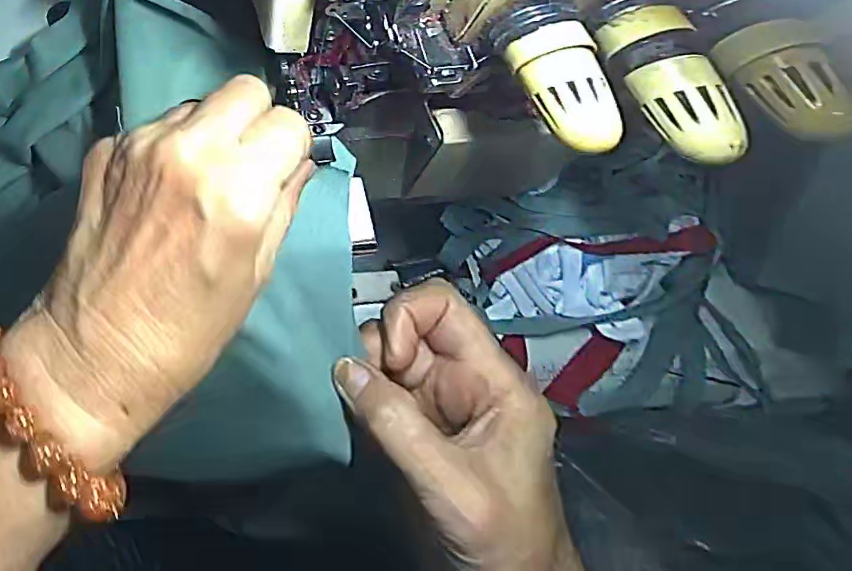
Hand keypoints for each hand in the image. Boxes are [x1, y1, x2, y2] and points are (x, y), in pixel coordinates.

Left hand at [2, 75, 312, 466]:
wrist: (94, 349)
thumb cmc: (188, 328)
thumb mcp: (256, 272)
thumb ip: (283, 203)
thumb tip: (298, 161)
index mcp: (236, 187)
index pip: (287, 122)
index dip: (290, 145)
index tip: (281, 166)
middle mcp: (187, 149)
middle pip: (244, 88)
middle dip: (256, 119)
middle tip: (247, 159)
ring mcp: (140, 142)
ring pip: (197, 103)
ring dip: (209, 130)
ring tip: (196, 178)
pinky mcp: (106, 147)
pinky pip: (155, 126)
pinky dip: (166, 146)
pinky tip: (156, 189)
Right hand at [336, 281, 582, 570]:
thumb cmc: (506, 545)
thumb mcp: (455, 489)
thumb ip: (399, 427)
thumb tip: (345, 368)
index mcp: (494, 380)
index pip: (443, 306)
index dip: (406, 316)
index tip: (391, 363)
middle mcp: (463, 378)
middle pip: (406, 324)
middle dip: (379, 350)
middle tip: (369, 391)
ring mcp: (436, 397)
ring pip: (385, 351)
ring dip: (364, 371)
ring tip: (364, 411)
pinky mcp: (413, 418)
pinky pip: (376, 383)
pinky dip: (359, 392)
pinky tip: (361, 420)